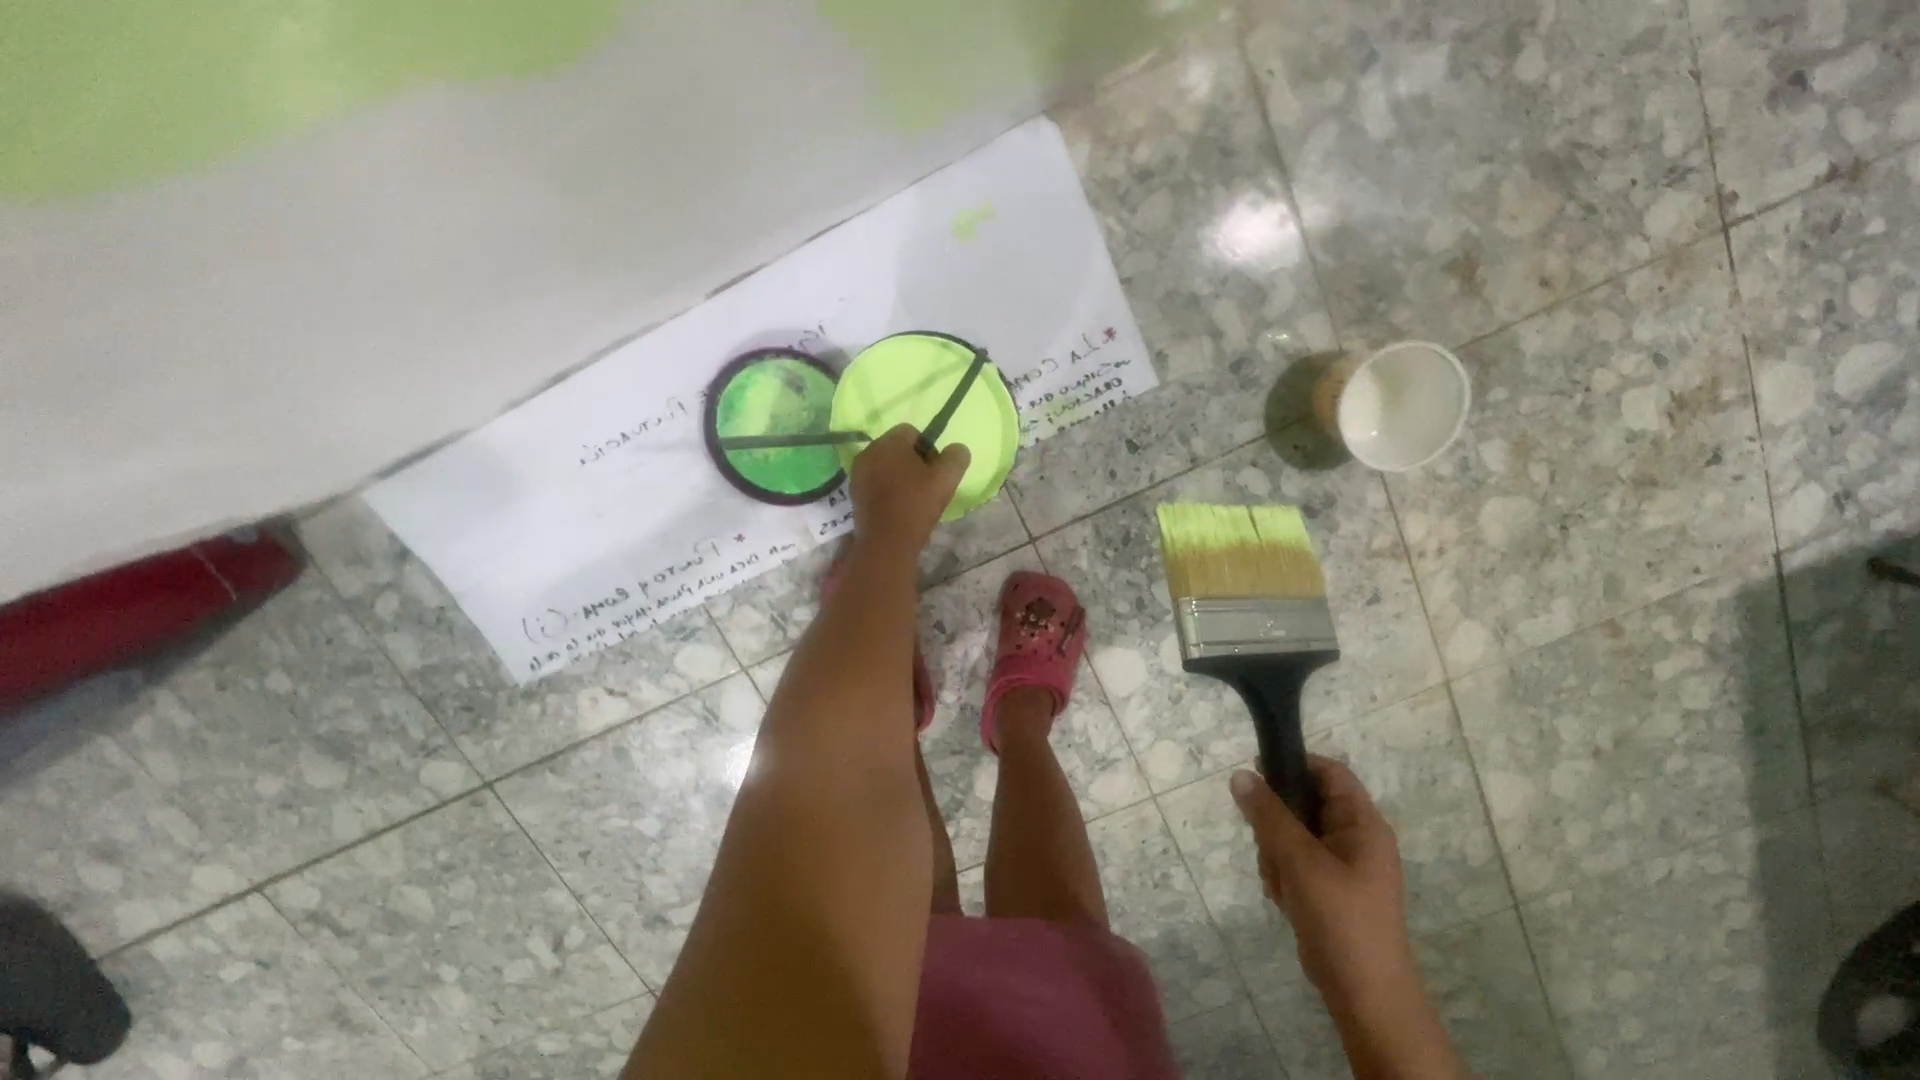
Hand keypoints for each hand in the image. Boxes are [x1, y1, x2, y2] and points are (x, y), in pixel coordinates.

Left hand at [849, 425, 970, 556]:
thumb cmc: (916, 507)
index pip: (912, 432)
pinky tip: (895, 507)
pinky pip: (874, 480)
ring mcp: (857, 472)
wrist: (886, 544)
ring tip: (910, 498)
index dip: (928, 449)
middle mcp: (868, 451)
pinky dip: (885, 488)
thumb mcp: (946, 480)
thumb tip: (957, 449)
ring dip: (898, 475)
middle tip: (924, 486)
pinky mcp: (853, 492)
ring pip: (884, 464)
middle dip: (912, 461)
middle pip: (896, 447)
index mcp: (889, 443)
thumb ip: (956, 457)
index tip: (934, 473)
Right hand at [1230, 757, 1417, 1011]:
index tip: (1256, 770)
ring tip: (1278, 882)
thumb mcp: (1300, 861)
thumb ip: (1269, 816)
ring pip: (1293, 836)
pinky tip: (1282, 898)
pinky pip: (1295, 863)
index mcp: (1363, 824)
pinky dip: (1282, 874)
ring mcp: (1342, 866)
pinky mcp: (1328, 889)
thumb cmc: (1340, 918)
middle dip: (1277, 823)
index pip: (1329, 773)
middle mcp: (1356, 839)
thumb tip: (1240, 775)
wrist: (1365, 994)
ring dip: (1276, 853)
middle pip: (1305, 804)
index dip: (1294, 763)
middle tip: (1266, 845)